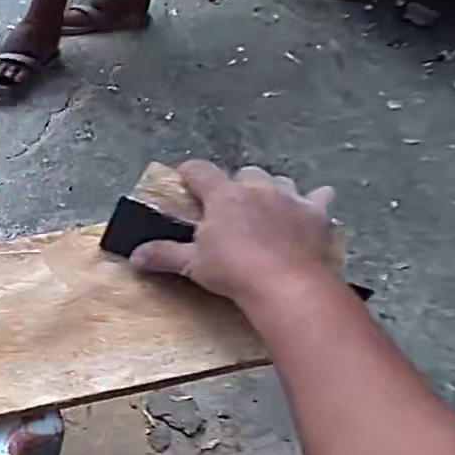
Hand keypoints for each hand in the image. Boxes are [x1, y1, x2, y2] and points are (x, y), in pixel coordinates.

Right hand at [129, 161, 337, 311]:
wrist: (284, 283)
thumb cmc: (234, 272)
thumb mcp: (193, 265)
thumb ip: (164, 255)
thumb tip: (135, 255)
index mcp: (223, 196)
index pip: (201, 171)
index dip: (191, 172)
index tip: (185, 176)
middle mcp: (257, 188)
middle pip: (245, 173)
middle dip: (237, 185)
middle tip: (230, 206)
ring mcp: (288, 197)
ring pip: (279, 180)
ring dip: (271, 189)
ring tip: (266, 206)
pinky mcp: (314, 212)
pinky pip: (319, 196)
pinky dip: (315, 199)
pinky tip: (315, 203)